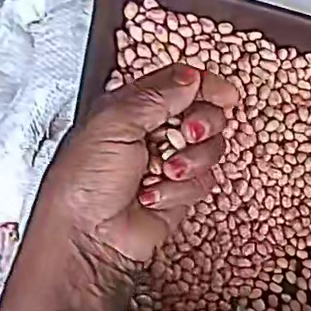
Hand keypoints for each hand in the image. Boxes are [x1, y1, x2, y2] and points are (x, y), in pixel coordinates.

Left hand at [33, 63, 239, 276]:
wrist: (89, 234)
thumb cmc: (85, 180)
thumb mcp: (114, 123)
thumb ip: (156, 96)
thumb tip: (191, 77)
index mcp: (134, 107)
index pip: (180, 85)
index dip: (206, 86)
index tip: (225, 94)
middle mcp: (156, 133)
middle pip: (206, 116)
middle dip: (203, 125)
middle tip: (188, 135)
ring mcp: (172, 163)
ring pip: (211, 150)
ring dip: (190, 162)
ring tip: (164, 173)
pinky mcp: (182, 192)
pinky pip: (205, 182)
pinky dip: (182, 190)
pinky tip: (155, 195)